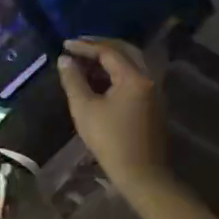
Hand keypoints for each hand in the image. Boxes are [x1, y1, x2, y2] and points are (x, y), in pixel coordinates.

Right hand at [57, 38, 172, 192]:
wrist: (141, 173)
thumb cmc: (110, 140)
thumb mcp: (84, 108)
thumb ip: (73, 80)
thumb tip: (65, 60)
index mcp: (134, 77)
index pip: (108, 51)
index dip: (85, 46)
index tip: (64, 45)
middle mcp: (149, 78)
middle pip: (126, 51)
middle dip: (100, 46)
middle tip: (77, 46)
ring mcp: (154, 91)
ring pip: (133, 63)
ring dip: (109, 58)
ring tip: (85, 60)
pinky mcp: (153, 103)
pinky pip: (135, 75)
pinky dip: (117, 70)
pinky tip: (99, 78)